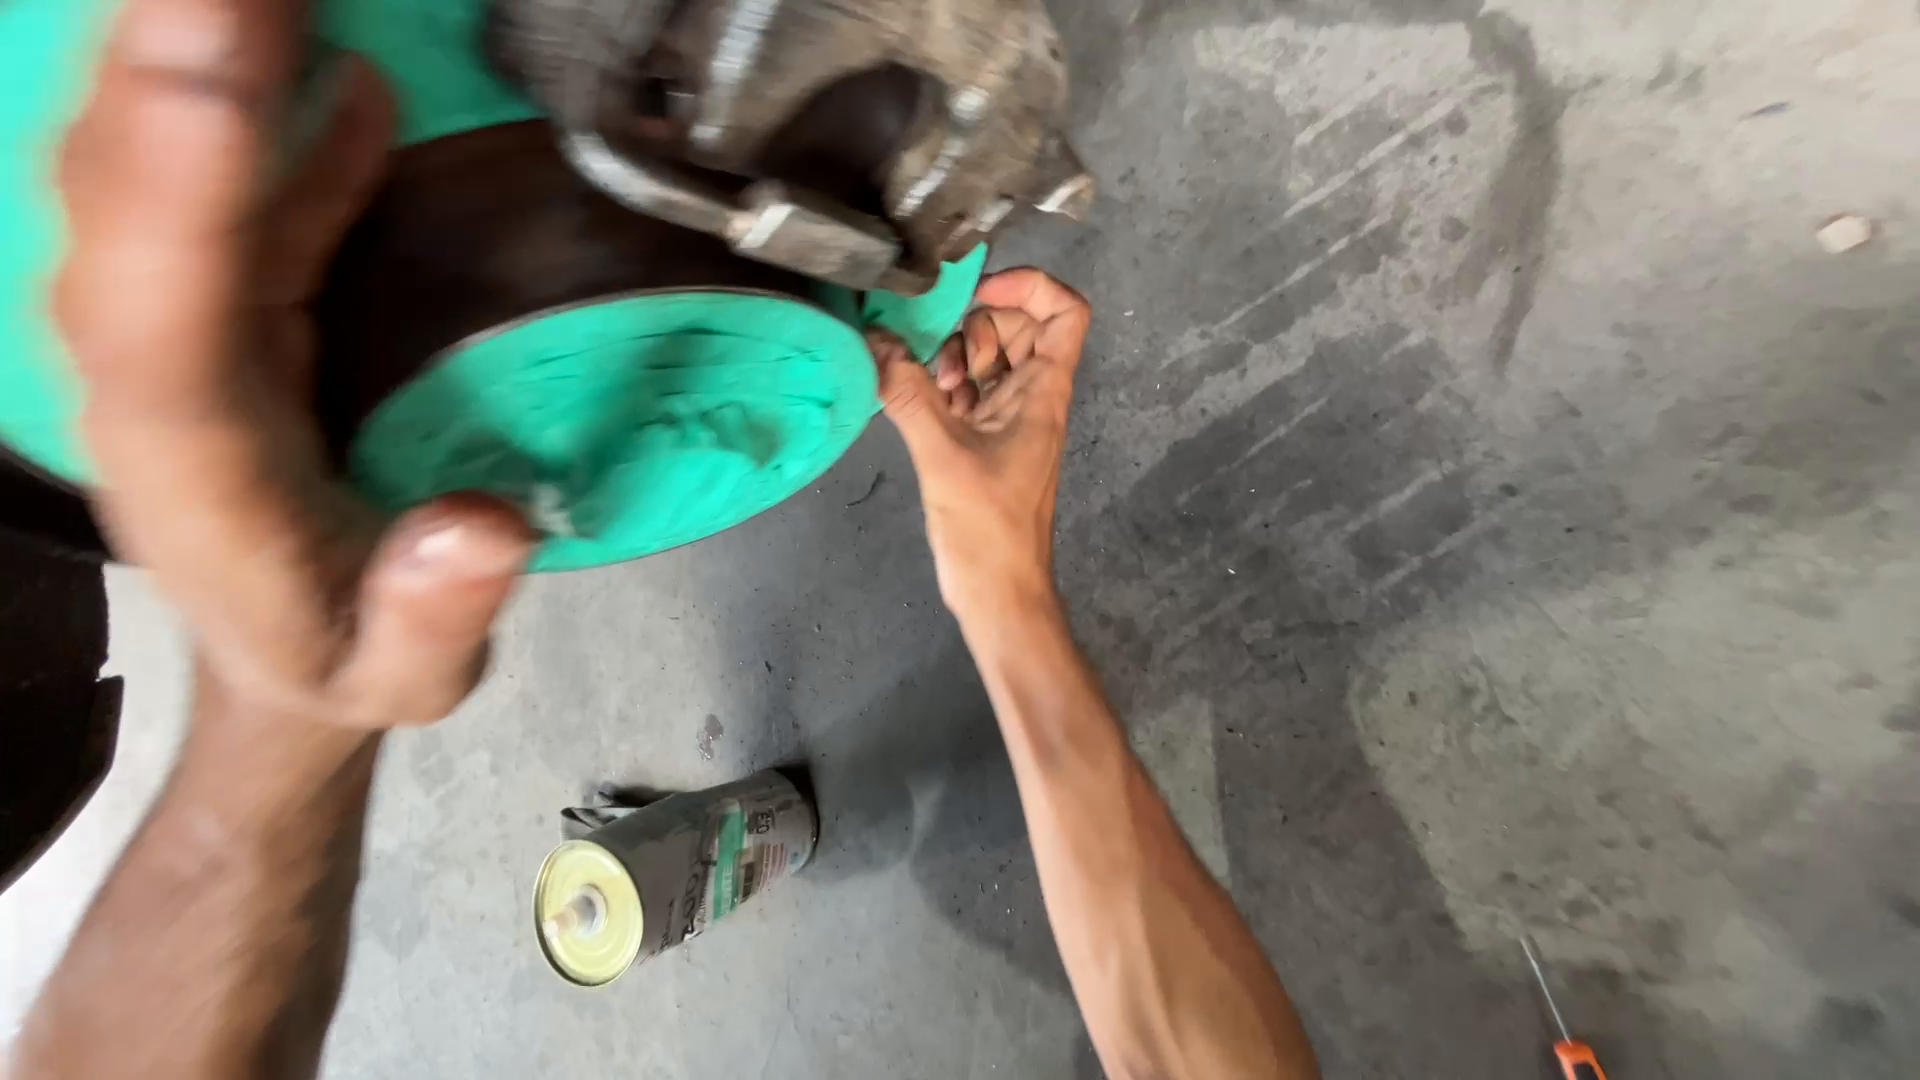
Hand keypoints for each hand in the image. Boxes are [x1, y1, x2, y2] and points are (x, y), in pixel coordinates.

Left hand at [56, 1, 532, 729]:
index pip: (157, 305)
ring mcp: (193, 338)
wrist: (298, 656)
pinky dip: (287, 131)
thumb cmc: (353, 667)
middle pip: (133, 191)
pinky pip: (245, 205)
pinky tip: (344, 79)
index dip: (189, 177)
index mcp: (192, 464)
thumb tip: (484, 525)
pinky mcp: (241, 326)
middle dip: (174, 59)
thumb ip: (437, 617)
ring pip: (173, 172)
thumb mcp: (410, 678)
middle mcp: (159, 374)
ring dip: (215, 58)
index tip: (223, 55)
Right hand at [868, 268, 1090, 619]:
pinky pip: (971, 392)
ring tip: (928, 383)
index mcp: (1044, 393)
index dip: (1030, 287)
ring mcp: (1010, 419)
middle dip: (976, 326)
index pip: (1065, 313)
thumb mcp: (942, 455)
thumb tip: (872, 342)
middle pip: (1019, 328)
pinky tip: (919, 401)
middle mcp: (1033, 398)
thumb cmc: (987, 528)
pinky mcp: (985, 441)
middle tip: (941, 355)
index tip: (978, 295)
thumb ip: (907, 394)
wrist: (999, 590)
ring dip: (957, 358)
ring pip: (991, 359)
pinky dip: (945, 385)